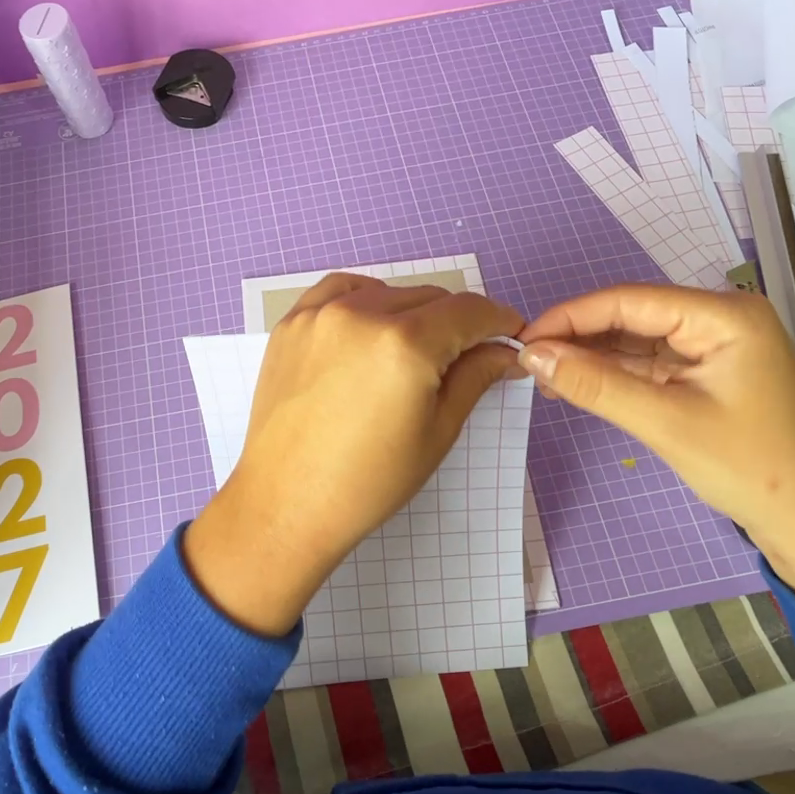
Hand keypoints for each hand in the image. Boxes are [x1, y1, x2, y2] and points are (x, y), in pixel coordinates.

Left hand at [185, 275, 523, 634]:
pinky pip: (339, 291)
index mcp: (405, 343)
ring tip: (409, 353)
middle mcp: (362, 314)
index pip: (469, 310)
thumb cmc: (368, 481)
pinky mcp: (292, 323)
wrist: (286, 502)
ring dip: (410, 312)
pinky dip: (364, 301)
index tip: (509, 335)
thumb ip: (475, 377)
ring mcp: (320, 314)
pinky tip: (368, 330)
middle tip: (461, 359)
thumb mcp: (437, 432)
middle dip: (455, 323)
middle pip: (430, 298)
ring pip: (387, 292)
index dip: (498, 321)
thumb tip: (506, 352)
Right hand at [517, 284, 794, 612]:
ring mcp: (718, 348)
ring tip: (544, 376)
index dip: (570, 317)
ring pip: (638, 340)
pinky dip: (615, 374)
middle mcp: (723, 319)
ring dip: (593, 356)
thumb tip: (531, 355)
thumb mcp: (665, 424)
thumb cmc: (753, 471)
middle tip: (529, 361)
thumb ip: (594, 384)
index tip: (522, 339)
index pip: (630, 301)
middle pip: (633, 316)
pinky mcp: (711, 375)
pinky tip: (578, 383)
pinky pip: (651, 363)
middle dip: (579, 337)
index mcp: (725, 315)